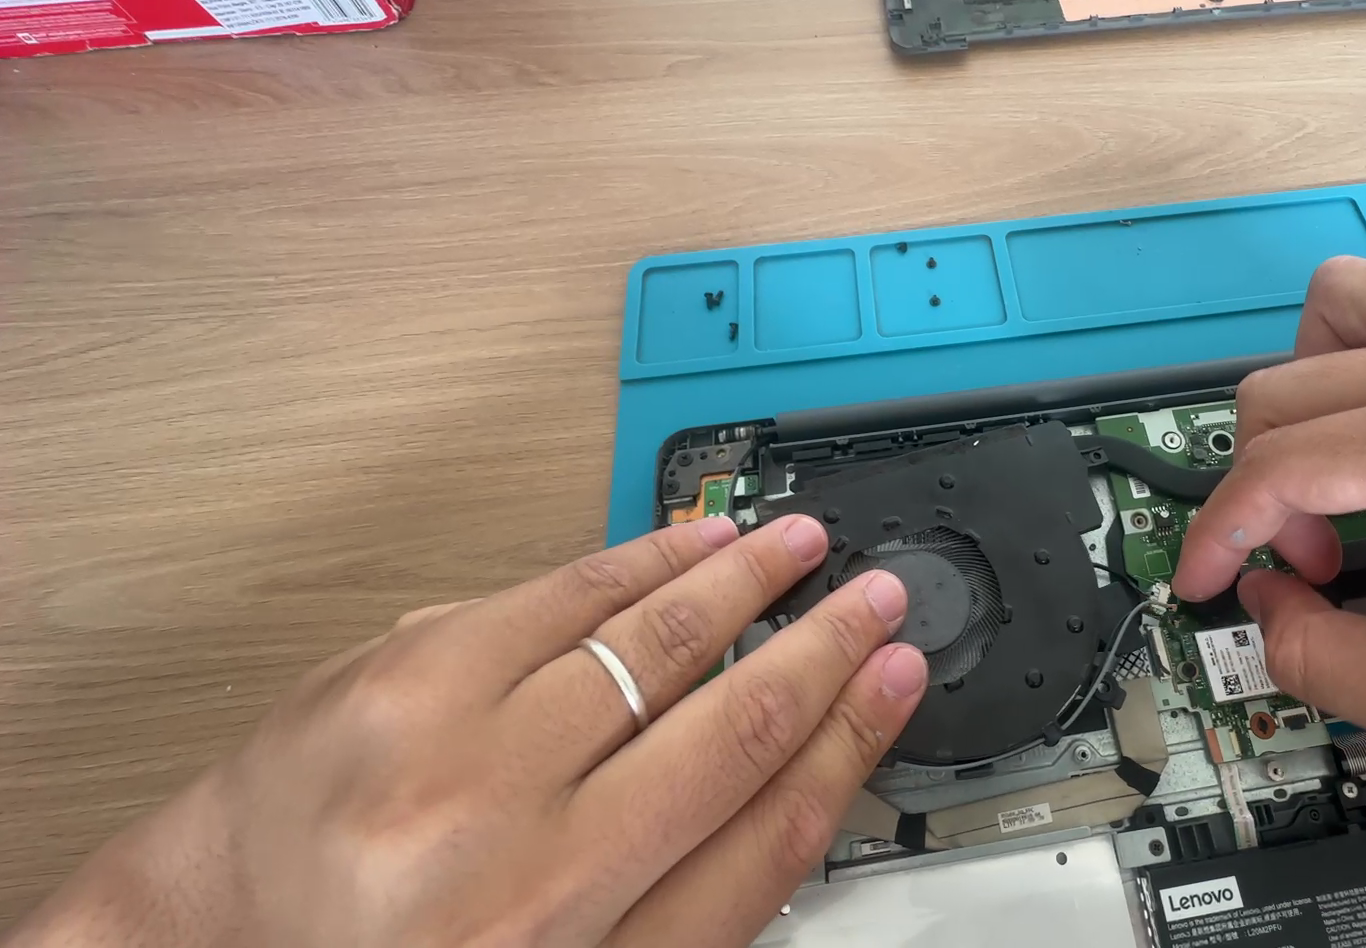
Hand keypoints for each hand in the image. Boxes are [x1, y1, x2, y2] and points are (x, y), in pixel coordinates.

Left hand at [9, 515, 927, 947]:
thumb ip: (690, 896)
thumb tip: (803, 760)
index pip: (768, 841)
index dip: (851, 744)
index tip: (896, 678)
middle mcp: (524, 886)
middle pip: (731, 734)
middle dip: (825, 650)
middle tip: (878, 598)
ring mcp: (453, 769)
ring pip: (660, 645)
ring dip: (750, 582)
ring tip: (803, 543)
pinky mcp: (400, 681)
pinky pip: (568, 596)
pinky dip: (652, 558)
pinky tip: (704, 538)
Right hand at [1174, 253, 1365, 798]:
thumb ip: (1322, 662)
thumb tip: (1261, 596)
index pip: (1276, 465)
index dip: (1217, 534)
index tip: (1203, 583)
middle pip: (1280, 389)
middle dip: (1262, 487)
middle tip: (1313, 561)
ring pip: (1330, 306)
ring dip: (1303, 395)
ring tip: (1339, 469)